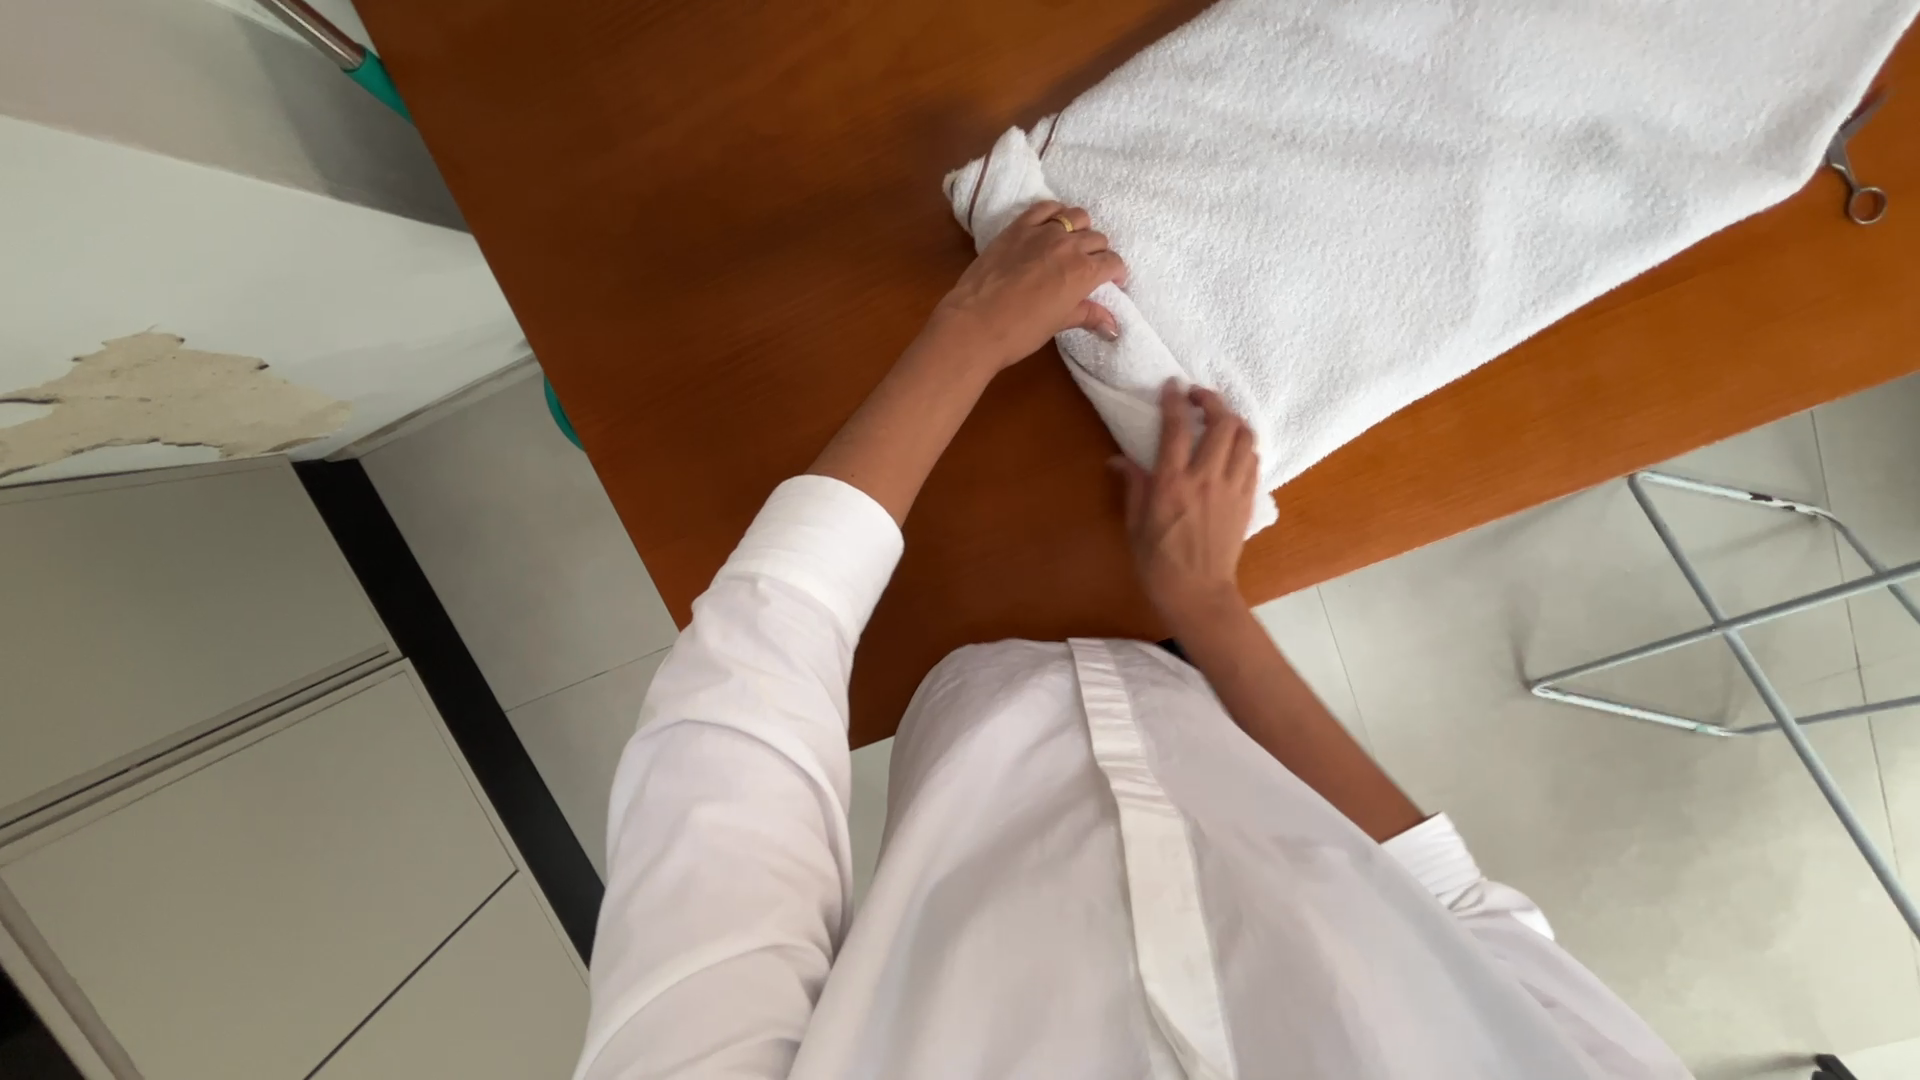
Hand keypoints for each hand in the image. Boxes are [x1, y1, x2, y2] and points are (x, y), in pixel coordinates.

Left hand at [923, 201, 1128, 372]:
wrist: (975, 323)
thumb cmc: (1019, 331)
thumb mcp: (1058, 324)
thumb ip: (1088, 315)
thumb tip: (1114, 327)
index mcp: (1083, 272)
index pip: (1112, 263)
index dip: (1116, 273)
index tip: (1112, 283)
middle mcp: (1068, 245)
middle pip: (1097, 238)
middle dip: (1099, 253)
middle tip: (1089, 269)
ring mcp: (1042, 231)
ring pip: (1076, 216)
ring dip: (1081, 229)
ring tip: (1072, 245)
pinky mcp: (1018, 226)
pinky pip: (1045, 207)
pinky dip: (1054, 213)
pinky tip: (1052, 225)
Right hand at [1112, 380, 1257, 631]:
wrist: (1198, 592)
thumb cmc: (1158, 563)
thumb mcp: (1135, 524)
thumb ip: (1133, 486)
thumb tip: (1119, 460)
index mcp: (1171, 484)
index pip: (1176, 428)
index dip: (1174, 400)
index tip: (1172, 386)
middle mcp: (1205, 479)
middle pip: (1221, 423)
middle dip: (1211, 401)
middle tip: (1198, 397)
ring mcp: (1231, 488)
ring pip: (1244, 437)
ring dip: (1232, 420)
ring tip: (1219, 418)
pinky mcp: (1247, 500)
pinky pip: (1253, 460)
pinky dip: (1244, 445)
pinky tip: (1232, 448)